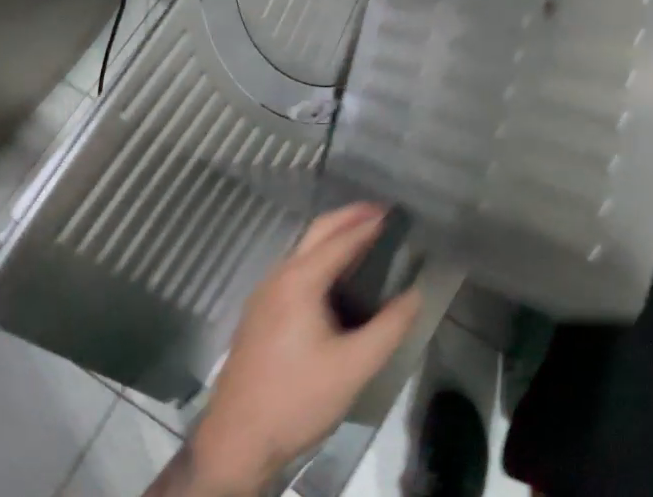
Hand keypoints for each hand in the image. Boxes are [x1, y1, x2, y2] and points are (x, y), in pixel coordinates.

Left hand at [187, 204, 422, 494]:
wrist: (237, 439)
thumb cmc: (297, 399)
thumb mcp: (354, 367)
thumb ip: (389, 327)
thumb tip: (415, 294)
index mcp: (299, 281)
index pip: (341, 240)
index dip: (371, 225)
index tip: (398, 213)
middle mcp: (278, 277)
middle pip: (317, 233)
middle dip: (350, 218)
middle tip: (383, 215)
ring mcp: (264, 294)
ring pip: (303, 251)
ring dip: (334, 238)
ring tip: (368, 242)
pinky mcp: (259, 313)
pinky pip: (294, 271)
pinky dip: (320, 259)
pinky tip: (338, 281)